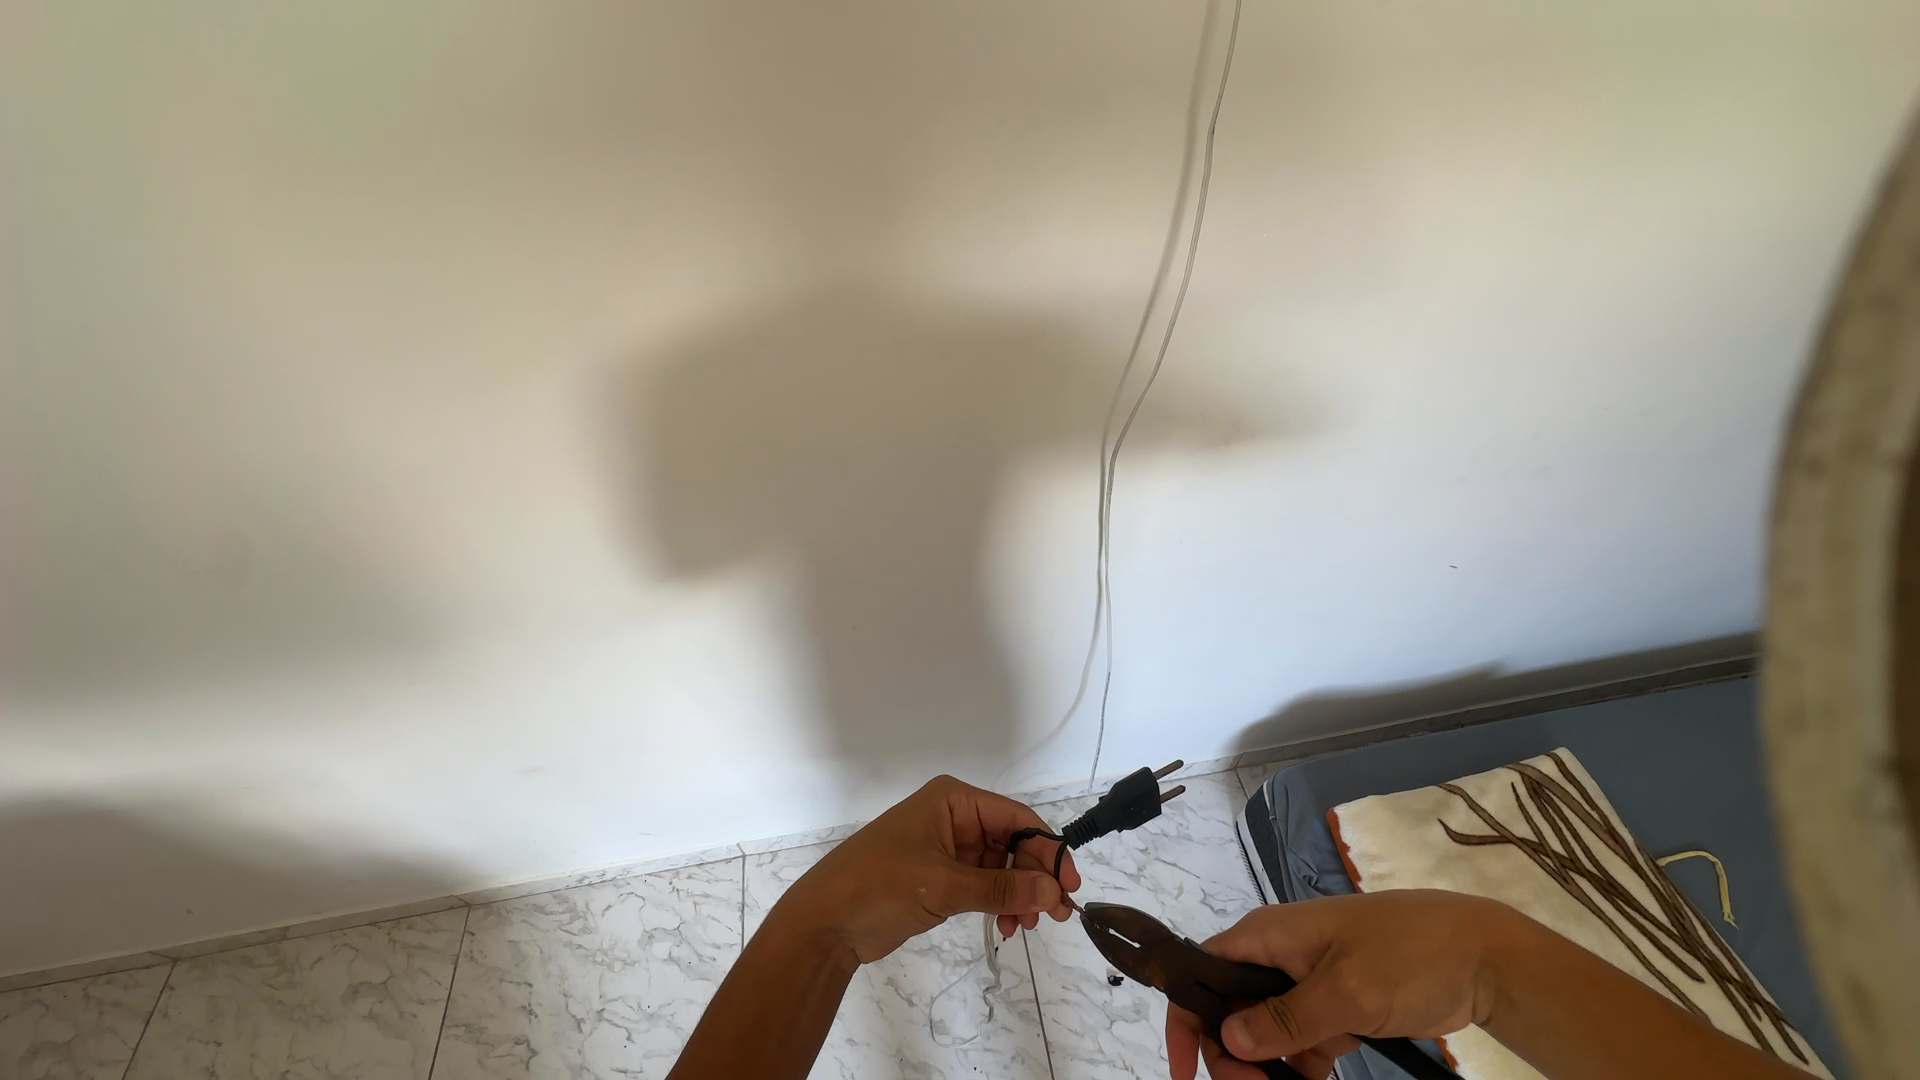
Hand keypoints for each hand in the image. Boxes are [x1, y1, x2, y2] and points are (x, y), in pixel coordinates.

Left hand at [776, 774, 1080, 963]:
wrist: (826, 921)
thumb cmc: (880, 885)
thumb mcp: (944, 886)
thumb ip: (1001, 889)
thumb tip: (1053, 892)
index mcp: (953, 801)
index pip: (1014, 817)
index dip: (1046, 849)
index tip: (1069, 883)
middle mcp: (954, 817)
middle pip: (1011, 842)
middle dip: (1033, 876)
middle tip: (1056, 914)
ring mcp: (948, 848)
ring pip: (1000, 866)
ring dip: (1017, 894)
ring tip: (1025, 926)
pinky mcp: (941, 876)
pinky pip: (983, 884)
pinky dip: (998, 903)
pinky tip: (1006, 926)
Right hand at [1166, 890, 1512, 1079]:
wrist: (1480, 957)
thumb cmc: (1405, 957)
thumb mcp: (1346, 991)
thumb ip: (1287, 1019)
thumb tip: (1228, 1040)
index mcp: (1265, 937)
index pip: (1202, 972)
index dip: (1186, 1018)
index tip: (1186, 1071)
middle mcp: (1275, 956)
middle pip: (1228, 1007)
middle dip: (1230, 1054)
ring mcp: (1304, 981)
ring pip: (1262, 1028)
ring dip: (1266, 1066)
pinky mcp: (1333, 1005)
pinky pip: (1298, 1040)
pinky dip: (1300, 1069)